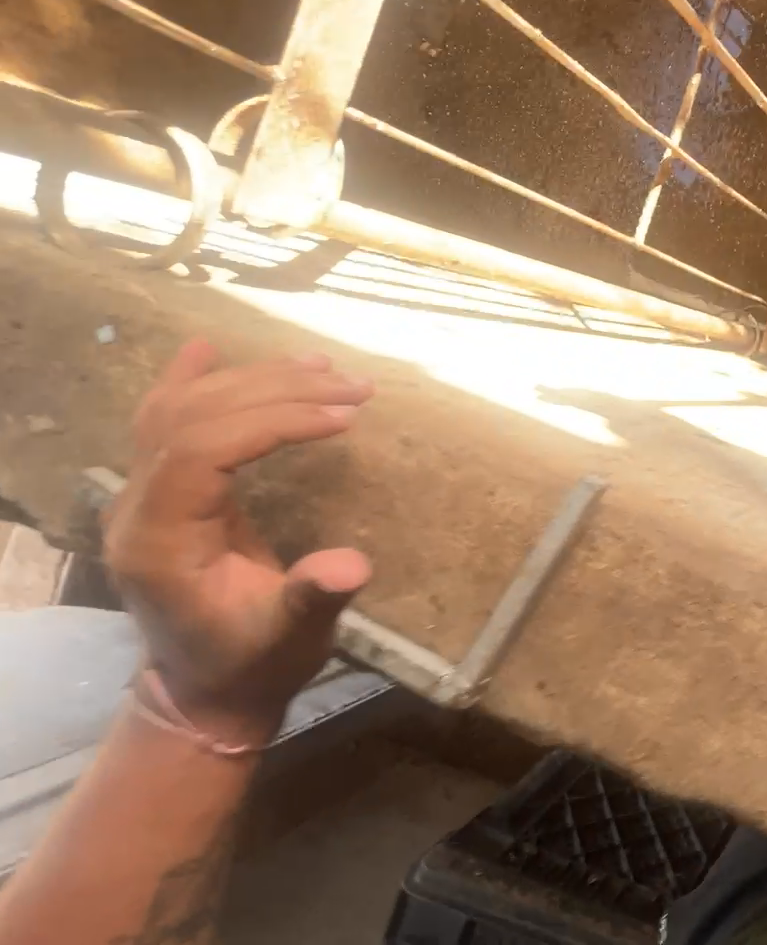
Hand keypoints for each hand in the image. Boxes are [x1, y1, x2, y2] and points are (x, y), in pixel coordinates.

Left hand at [103, 338, 375, 745]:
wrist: (208, 686)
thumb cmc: (253, 662)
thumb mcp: (291, 638)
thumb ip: (312, 598)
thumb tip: (350, 564)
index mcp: (159, 539)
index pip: (201, 450)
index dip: (275, 423)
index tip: (347, 418)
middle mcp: (138, 506)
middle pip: (193, 419)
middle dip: (279, 392)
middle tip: (359, 387)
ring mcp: (144, 497)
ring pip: (182, 411)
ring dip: (257, 382)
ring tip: (330, 370)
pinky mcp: (167, 493)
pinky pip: (166, 422)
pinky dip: (189, 381)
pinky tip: (208, 349)